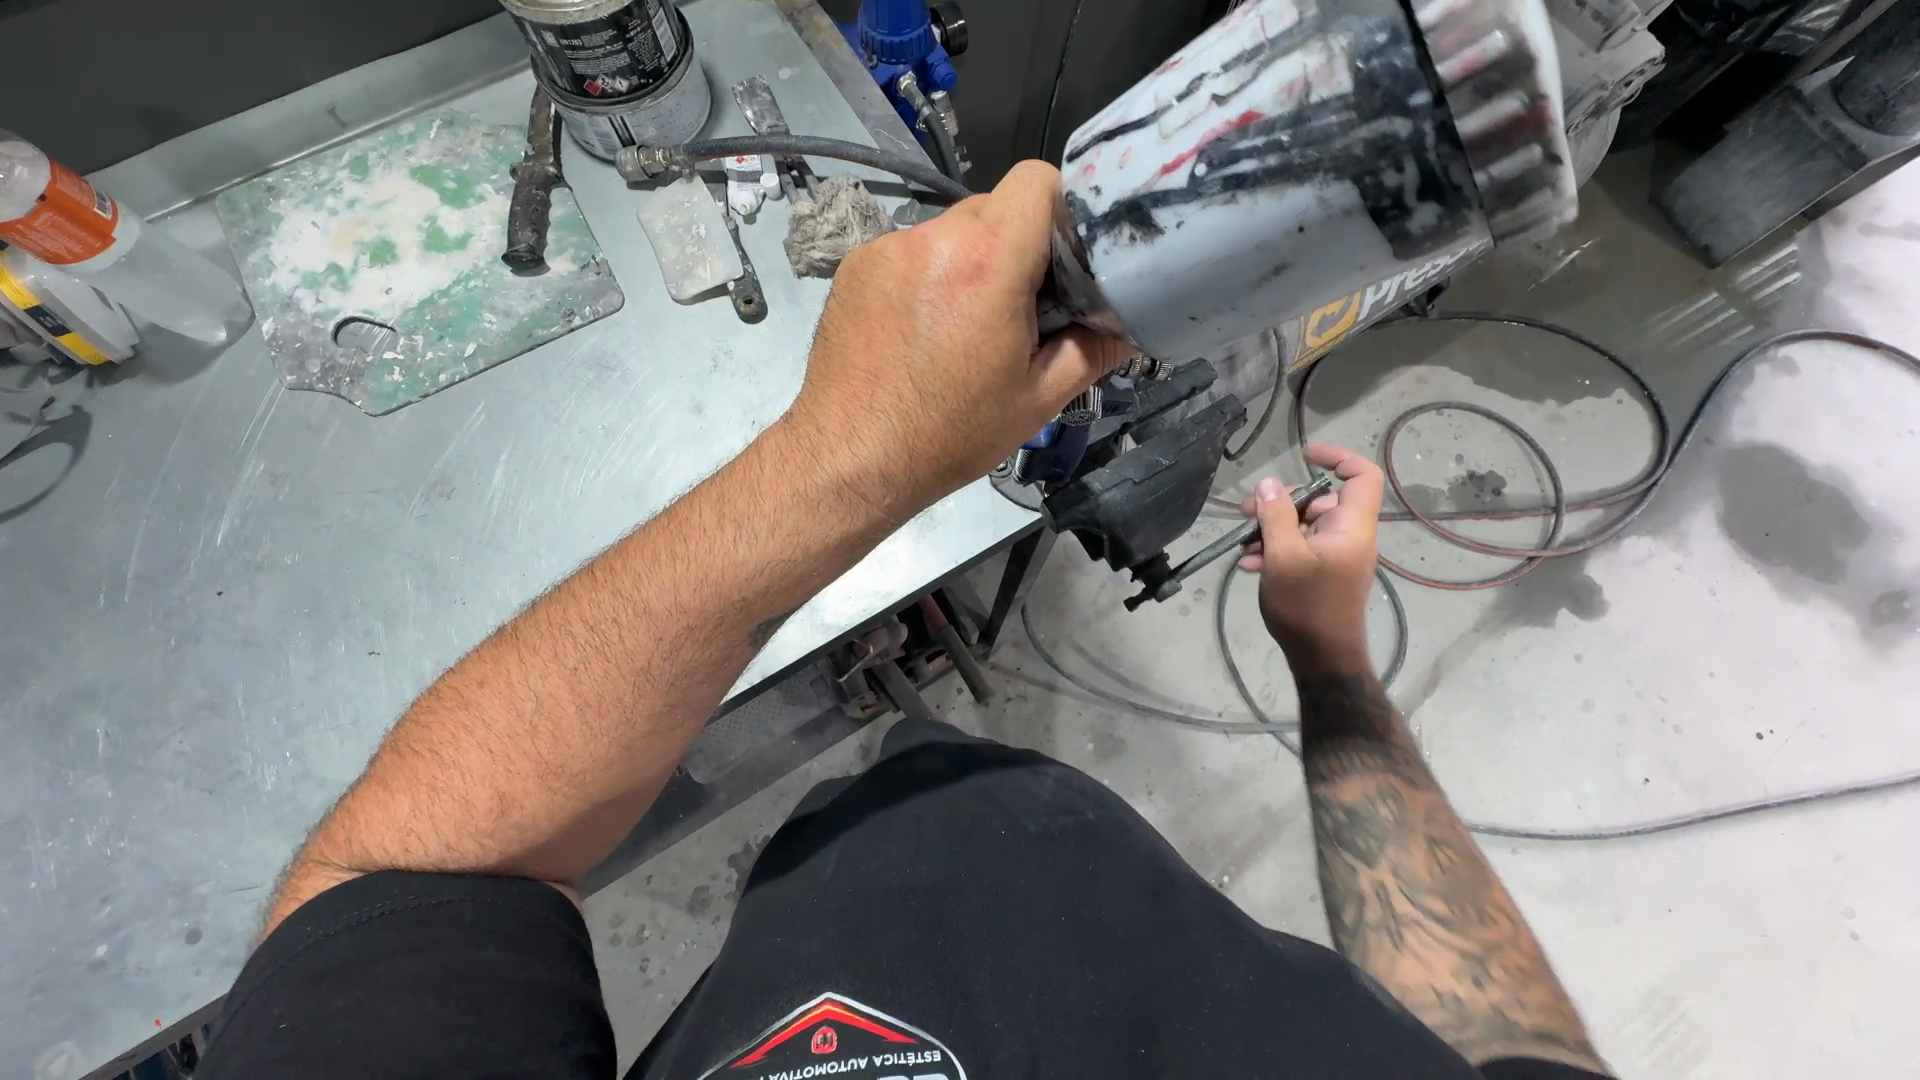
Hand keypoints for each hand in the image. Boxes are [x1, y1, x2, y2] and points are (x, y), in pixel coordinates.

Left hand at [784, 161, 1131, 510]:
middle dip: (1018, 248)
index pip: (1038, 180)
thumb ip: (1094, 348)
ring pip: (952, 231)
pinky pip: (912, 252)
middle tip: (1020, 310)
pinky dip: (929, 277)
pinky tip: (923, 331)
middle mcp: (933, 237)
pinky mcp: (855, 265)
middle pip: (996, 208)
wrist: (850, 459)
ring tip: (965, 328)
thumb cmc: (948, 436)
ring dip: (971, 265)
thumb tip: (1133, 323)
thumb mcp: (1037, 399)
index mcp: (986, 261)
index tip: (1065, 260)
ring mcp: (886, 248)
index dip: (1062, 210)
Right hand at [1238, 443, 1385, 674]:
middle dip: (1281, 502)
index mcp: (1351, 527)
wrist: (1321, 656)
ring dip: (1271, 528)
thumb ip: (1275, 517)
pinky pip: (1299, 547)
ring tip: (1244, 544)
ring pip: (1303, 524)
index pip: (1361, 476)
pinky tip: (1250, 563)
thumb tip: (1269, 483)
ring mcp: (1335, 555)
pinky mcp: (1322, 571)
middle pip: (1319, 500)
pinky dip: (1275, 549)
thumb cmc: (1306, 606)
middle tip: (1247, 512)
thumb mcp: (1283, 558)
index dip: (1337, 457)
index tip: (1303, 455)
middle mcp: (1348, 536)